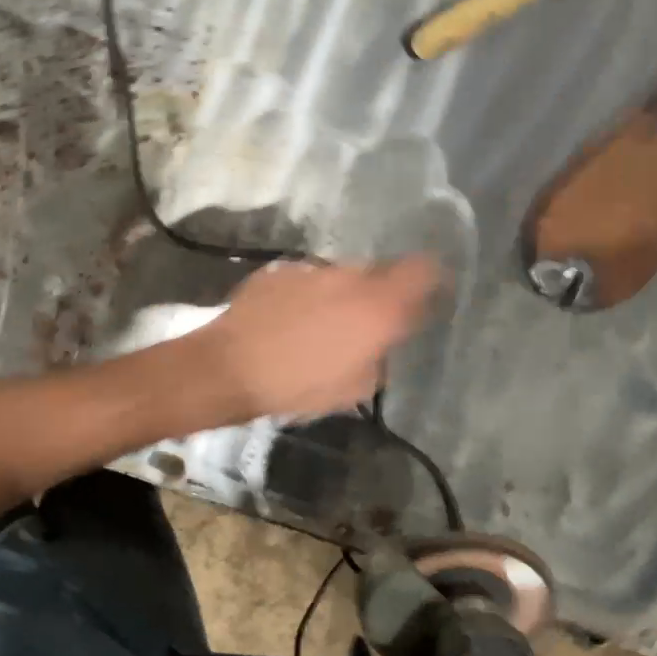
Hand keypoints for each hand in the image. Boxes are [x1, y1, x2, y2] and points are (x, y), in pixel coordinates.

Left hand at [192, 256, 440, 418]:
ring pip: (339, 275)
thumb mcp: (356, 387)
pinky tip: (288, 318)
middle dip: (376, 293)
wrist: (228, 367)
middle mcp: (348, 277)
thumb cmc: (297, 386)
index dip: (427, 280)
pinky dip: (305, 294)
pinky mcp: (277, 269)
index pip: (422, 271)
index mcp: (378, 306)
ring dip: (338, 293)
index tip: (422, 297)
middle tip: (363, 321)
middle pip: (378, 272)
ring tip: (318, 323)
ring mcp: (310, 269)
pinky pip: (305, 279)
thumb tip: (380, 340)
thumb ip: (379, 354)